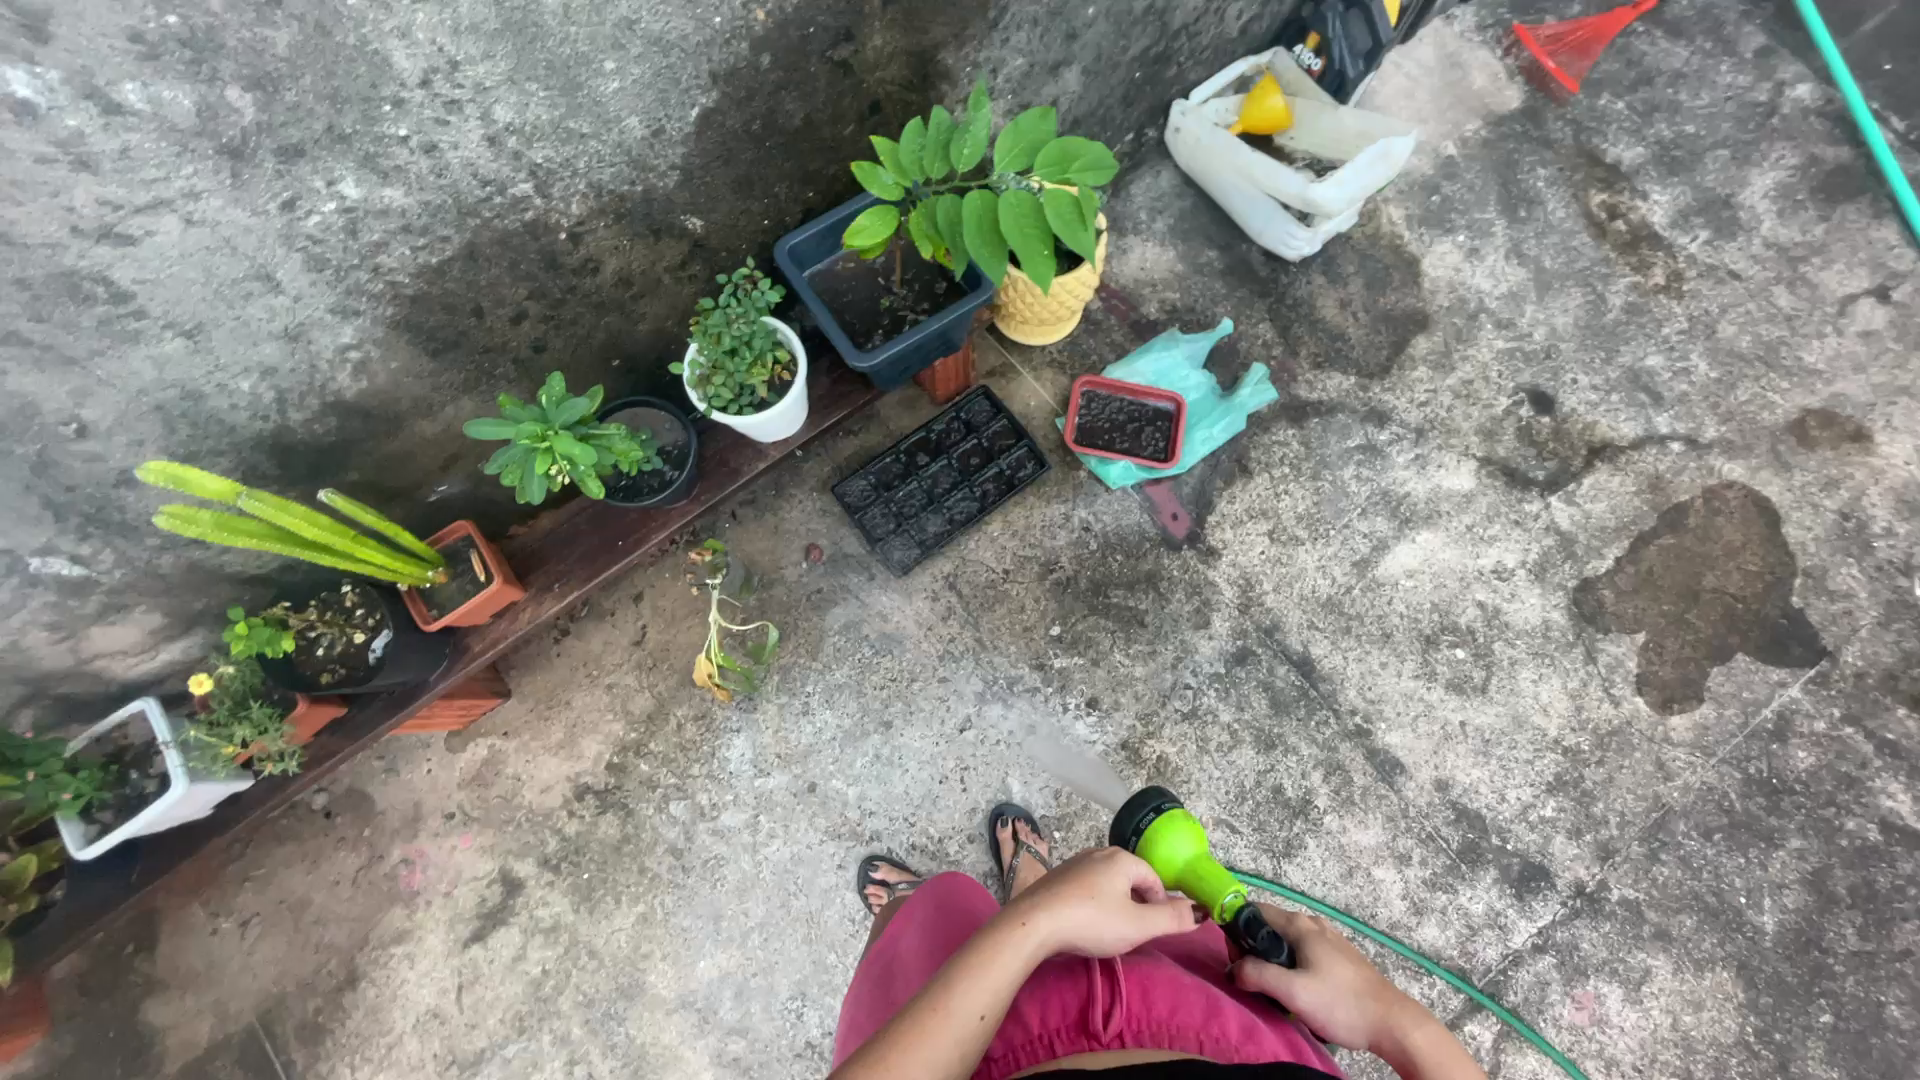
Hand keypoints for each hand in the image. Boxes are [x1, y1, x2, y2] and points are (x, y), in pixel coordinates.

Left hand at [1002, 847, 1205, 958]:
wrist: (1035, 921)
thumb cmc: (1092, 921)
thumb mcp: (1139, 925)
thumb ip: (1172, 918)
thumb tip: (1200, 911)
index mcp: (1121, 858)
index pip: (1153, 878)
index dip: (1159, 905)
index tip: (1153, 929)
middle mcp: (1098, 852)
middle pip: (1130, 878)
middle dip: (1136, 904)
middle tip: (1132, 932)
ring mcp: (1075, 862)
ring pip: (1107, 883)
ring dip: (1115, 904)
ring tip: (1110, 930)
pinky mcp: (1057, 876)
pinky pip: (1086, 888)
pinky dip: (1092, 904)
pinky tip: (1086, 923)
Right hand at [1232, 904, 1425, 1052]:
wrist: (1394, 1024)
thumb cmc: (1341, 1004)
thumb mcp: (1293, 992)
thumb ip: (1256, 975)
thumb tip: (1232, 969)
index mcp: (1299, 925)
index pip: (1253, 911)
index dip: (1237, 932)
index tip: (1238, 961)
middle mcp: (1313, 923)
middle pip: (1270, 926)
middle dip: (1255, 950)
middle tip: (1255, 980)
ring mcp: (1330, 938)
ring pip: (1288, 941)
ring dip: (1275, 960)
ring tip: (1278, 989)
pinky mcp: (1341, 956)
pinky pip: (1305, 951)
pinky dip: (1294, 965)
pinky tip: (1302, 990)